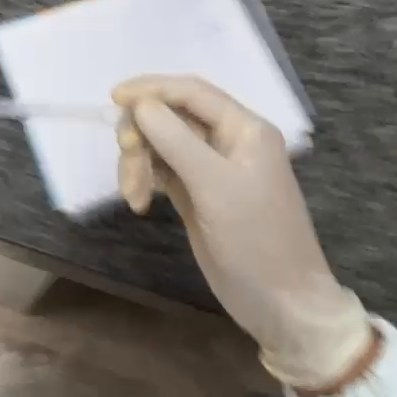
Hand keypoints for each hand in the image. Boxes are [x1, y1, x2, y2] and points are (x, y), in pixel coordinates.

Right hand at [113, 75, 374, 391]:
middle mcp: (226, 141)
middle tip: (127, 154)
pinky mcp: (195, 193)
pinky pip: (159, 170)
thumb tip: (139, 104)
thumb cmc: (257, 239)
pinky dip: (143, 180)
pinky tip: (137, 203)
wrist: (281, 307)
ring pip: (159, 143)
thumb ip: (175, 139)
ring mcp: (209, 168)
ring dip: (138, 162)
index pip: (191, 91)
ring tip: (132, 194)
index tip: (114, 97)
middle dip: (142, 132)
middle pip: (169, 116)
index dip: (151, 88)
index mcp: (243, 129)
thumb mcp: (215, 185)